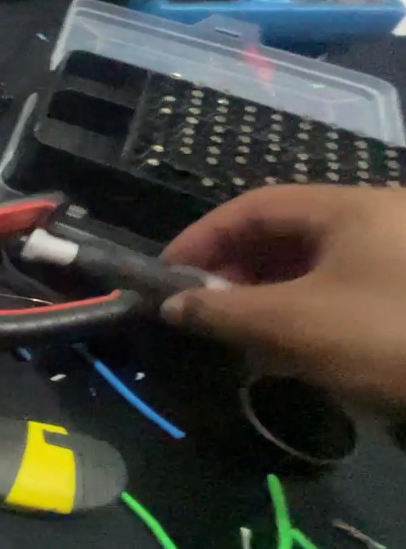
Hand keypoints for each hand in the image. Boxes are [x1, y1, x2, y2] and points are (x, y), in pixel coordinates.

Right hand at [161, 185, 405, 407]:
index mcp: (355, 208)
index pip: (251, 207)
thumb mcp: (292, 325)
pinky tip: (310, 341)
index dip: (199, 238)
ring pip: (325, 260)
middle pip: (289, 232)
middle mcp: (392, 217)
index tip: (165, 276)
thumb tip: (172, 305)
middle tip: (208, 308)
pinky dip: (319, 304)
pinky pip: (362, 282)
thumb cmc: (396, 336)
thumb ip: (218, 310)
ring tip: (253, 331)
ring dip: (274, 291)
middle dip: (236, 268)